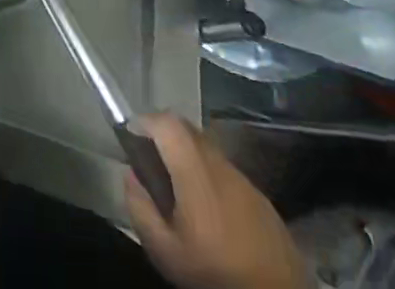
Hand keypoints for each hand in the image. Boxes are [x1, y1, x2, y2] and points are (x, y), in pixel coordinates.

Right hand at [123, 113, 307, 288]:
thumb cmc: (216, 275)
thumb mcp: (163, 250)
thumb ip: (139, 207)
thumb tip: (132, 175)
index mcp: (198, 178)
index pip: (170, 125)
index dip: (146, 121)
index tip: (131, 136)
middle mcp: (225, 171)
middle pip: (189, 130)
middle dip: (163, 134)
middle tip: (148, 157)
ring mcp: (248, 184)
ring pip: (209, 150)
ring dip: (186, 154)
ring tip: (177, 186)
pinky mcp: (263, 200)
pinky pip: (226, 172)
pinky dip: (208, 174)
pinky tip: (207, 207)